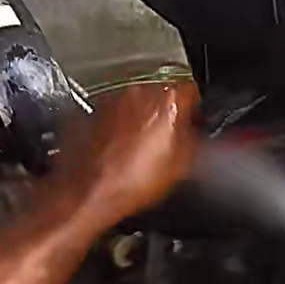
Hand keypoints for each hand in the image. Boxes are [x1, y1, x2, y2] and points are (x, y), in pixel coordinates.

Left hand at [49, 76, 200, 232]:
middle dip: (166, 115)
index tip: (194, 122)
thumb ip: (194, 139)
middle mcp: (138, 92)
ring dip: (142, 120)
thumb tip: (194, 133)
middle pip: (162, 95)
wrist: (89, 192)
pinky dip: (121, 126)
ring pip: (137, 103)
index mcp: (166, 100)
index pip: (191, 91)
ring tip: (142, 151)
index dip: (195, 110)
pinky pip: (116, 114)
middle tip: (168, 142)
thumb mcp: (181, 166)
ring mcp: (113, 100)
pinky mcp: (93, 111)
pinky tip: (122, 151)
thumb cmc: (130, 182)